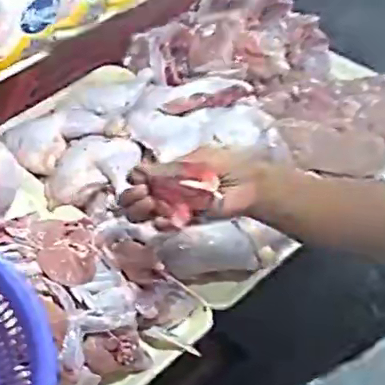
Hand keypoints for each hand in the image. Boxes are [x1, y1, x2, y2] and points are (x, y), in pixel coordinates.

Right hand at [119, 148, 265, 227]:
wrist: (251, 185)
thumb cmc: (228, 165)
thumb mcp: (195, 160)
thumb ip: (167, 168)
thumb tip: (137, 173)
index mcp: (166, 172)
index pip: (138, 178)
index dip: (135, 181)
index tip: (141, 181)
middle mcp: (164, 190)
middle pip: (133, 198)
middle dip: (132, 197)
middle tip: (144, 194)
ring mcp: (171, 207)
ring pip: (141, 213)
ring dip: (141, 209)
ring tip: (152, 205)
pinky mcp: (181, 221)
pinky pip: (162, 225)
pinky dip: (160, 223)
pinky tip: (166, 219)